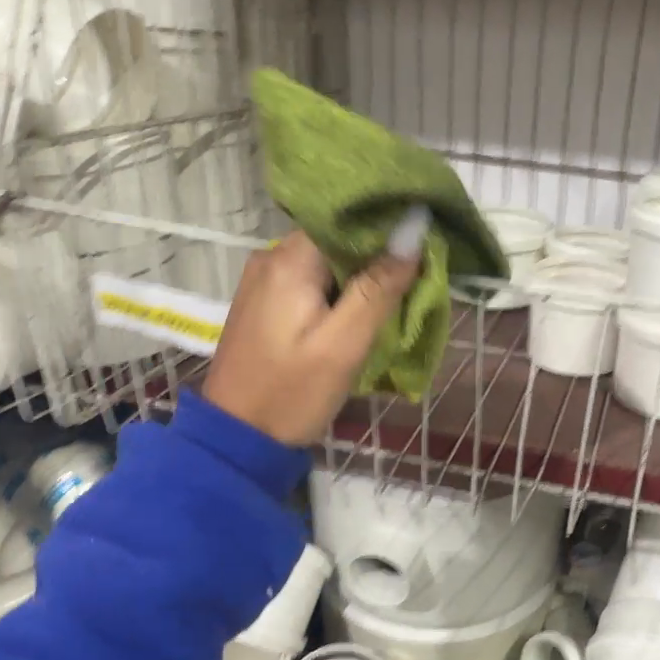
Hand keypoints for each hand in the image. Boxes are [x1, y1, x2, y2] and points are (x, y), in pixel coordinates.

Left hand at [204, 232, 418, 444]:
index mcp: (289, 260)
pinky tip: (359, 311)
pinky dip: (337, 290)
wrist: (236, 439)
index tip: (423, 246)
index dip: (387, 229)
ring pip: (325, 260)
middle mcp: (271, 258)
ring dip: (359, 274)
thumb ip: (378, 288)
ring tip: (395, 296)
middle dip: (376, 254)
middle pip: (336, 238)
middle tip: (415, 279)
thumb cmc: (292, 393)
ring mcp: (263, 280)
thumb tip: (412, 234)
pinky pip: (310, 280)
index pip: (346, 220)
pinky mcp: (263, 303)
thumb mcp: (344, 345)